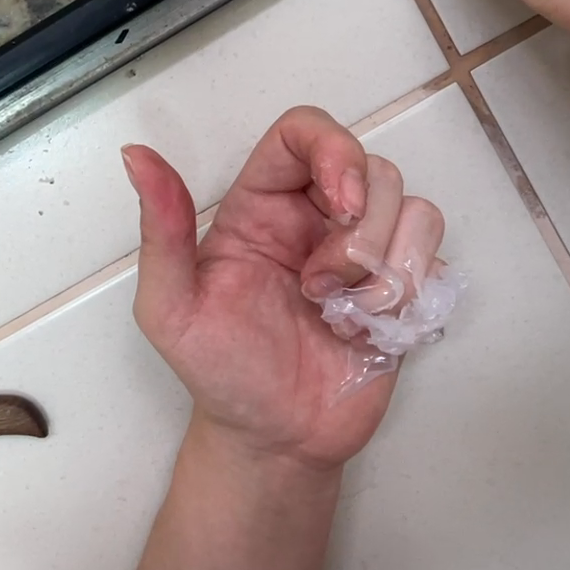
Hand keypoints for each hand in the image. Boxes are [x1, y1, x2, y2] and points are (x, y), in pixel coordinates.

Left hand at [121, 107, 444, 470]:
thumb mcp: (170, 305)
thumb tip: (135, 155)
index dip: (333, 148)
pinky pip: (434, 255)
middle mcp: (312, 217)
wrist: (273, 438)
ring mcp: (361, 251)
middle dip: (359, 230)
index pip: (302, 131)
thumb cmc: (218, 370)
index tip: (341, 203)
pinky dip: (409, 293)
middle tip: (319, 287)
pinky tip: (369, 328)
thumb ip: (160, 231)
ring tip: (341, 313)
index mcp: (258, 206)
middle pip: (369, 167)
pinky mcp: (399, 287)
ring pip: (410, 206)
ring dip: (383, 268)